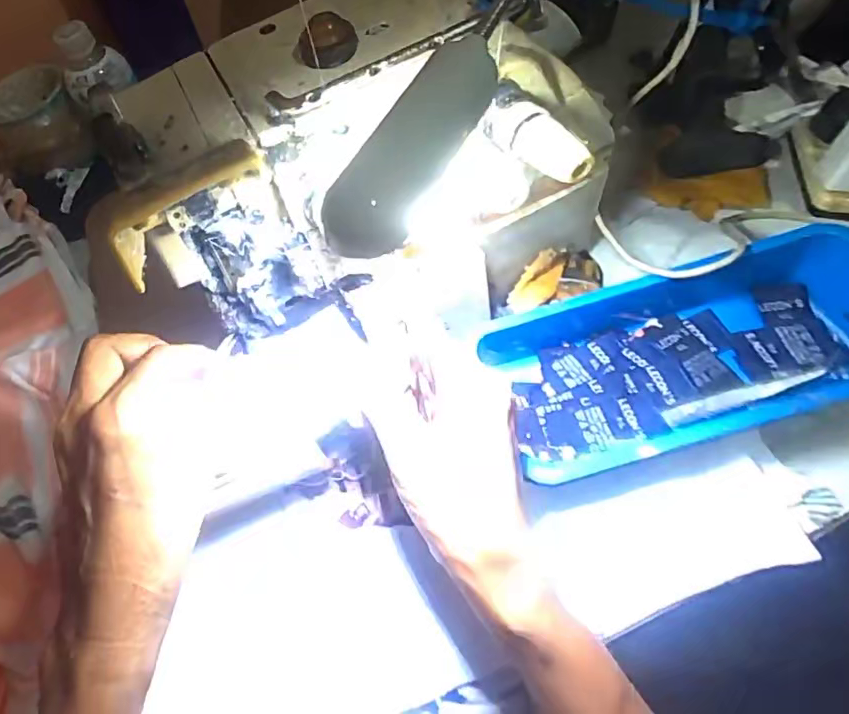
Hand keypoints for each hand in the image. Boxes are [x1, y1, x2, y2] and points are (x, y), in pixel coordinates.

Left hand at [51, 333, 216, 711]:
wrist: (111, 592)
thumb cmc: (160, 535)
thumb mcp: (194, 467)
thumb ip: (201, 414)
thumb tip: (211, 383)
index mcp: (118, 415)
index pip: (157, 359)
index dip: (190, 354)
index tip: (211, 362)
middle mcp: (82, 414)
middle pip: (106, 348)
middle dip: (143, 346)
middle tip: (173, 364)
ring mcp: (65, 432)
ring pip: (88, 371)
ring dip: (124, 366)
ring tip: (157, 386)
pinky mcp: (61, 451)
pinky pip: (84, 398)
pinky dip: (112, 390)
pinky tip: (139, 415)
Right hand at [365, 334, 649, 713]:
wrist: (494, 561)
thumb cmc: (453, 503)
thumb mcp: (406, 449)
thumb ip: (378, 396)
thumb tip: (354, 357)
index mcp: (471, 383)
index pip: (424, 330)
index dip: (393, 308)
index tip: (369, 288)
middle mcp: (481, 385)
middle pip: (423, 352)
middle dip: (387, 354)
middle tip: (356, 353)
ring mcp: (480, 406)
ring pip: (426, 376)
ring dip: (394, 380)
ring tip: (365, 391)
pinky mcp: (474, 426)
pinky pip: (433, 397)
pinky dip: (408, 400)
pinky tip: (385, 413)